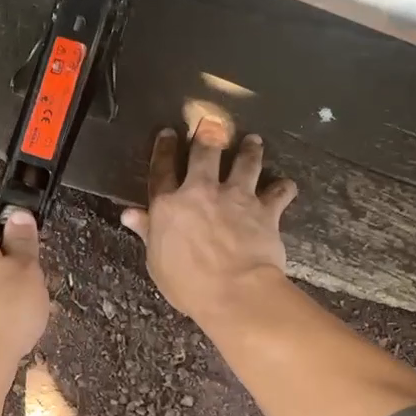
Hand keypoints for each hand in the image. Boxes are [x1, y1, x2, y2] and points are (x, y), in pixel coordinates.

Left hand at [0, 210, 49, 376]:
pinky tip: (13, 330)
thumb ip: (23, 241)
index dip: (11, 233)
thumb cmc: (6, 313)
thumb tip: (18, 214)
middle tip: (35, 284)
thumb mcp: (27, 270)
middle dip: (12, 268)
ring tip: (29, 311)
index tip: (30, 248)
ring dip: (7, 294)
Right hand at [121, 123, 298, 324]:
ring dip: (249, 149)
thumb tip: (129, 213)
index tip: (169, 134)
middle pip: (205, 153)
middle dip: (208, 135)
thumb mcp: (157, 262)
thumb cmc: (188, 284)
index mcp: (169, 205)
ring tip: (253, 141)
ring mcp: (237, 197)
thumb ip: (148, 232)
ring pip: (246, 162)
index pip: (162, 170)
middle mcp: (202, 191)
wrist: (234, 291)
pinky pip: (279, 192)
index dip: (164, 150)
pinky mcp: (265, 209)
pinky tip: (285, 186)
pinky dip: (283, 188)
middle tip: (212, 124)